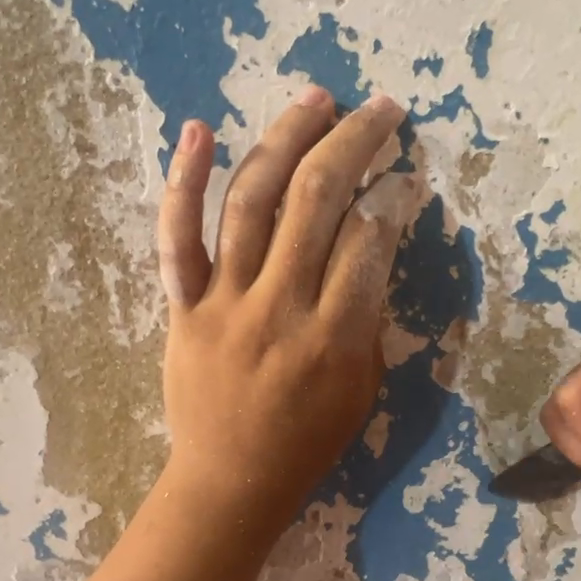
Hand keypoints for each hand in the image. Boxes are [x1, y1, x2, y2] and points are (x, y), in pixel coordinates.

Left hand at [156, 87, 414, 522]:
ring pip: (253, 200)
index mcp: (335, 338)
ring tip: (316, 99)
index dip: (391, 196)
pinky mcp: (182, 306)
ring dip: (287, 139)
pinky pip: (177, 238)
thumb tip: (368, 247)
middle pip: (317, 201)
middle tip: (380, 109)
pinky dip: (185, 182)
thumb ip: (367, 318)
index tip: (403, 174)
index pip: (368, 241)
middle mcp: (279, 308)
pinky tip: (199, 129)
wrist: (231, 481)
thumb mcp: (362, 389)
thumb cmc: (307, 441)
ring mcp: (224, 303)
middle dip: (355, 143)